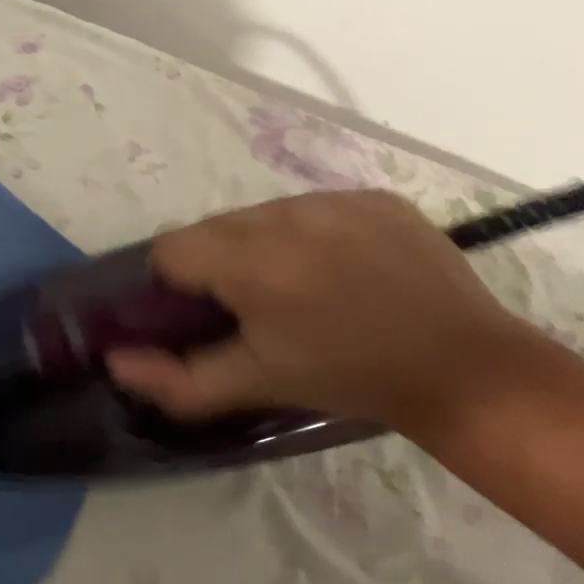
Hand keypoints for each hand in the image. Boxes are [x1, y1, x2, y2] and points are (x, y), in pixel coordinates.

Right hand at [107, 189, 544, 429]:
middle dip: (218, 264)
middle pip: (213, 228)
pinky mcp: (376, 198)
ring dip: (261, 246)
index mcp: (250, 260)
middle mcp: (286, 216)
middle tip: (253, 308)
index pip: (170, 248)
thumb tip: (115, 361)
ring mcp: (335, 201)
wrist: (468, 372)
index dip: (176, 283)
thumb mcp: (255, 384)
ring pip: (260, 215)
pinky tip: (340, 269)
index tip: (207, 314)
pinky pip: (312, 208)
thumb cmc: (348, 379)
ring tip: (300, 287)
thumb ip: (175, 378)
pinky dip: (310, 233)